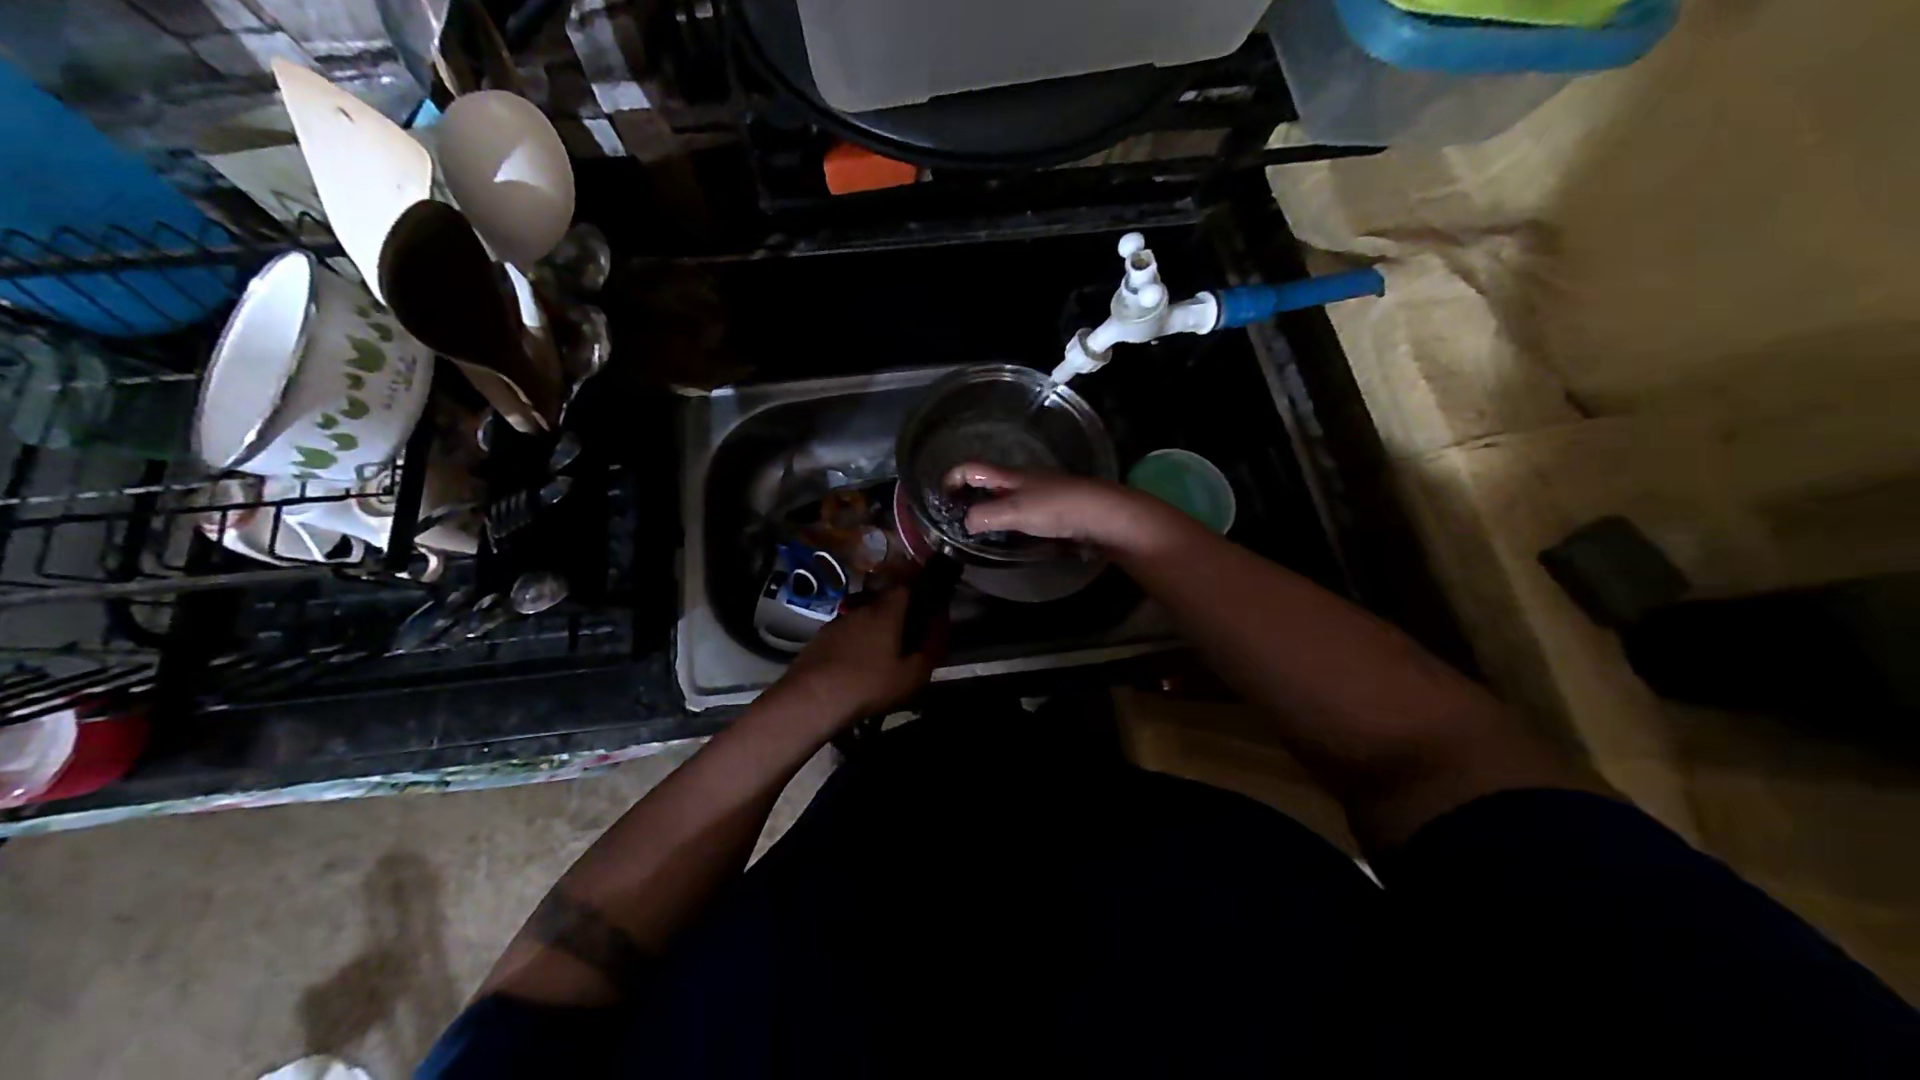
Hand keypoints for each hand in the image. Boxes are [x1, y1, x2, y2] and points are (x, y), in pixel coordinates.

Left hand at [775, 585, 936, 722]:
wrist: (812, 698)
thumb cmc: (869, 683)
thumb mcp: (912, 674)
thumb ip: (932, 647)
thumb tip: (940, 624)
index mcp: (887, 610)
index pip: (906, 586)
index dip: (919, 593)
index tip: (927, 608)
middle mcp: (861, 608)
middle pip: (884, 602)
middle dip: (897, 615)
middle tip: (906, 638)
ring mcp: (837, 622)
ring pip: (863, 618)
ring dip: (874, 631)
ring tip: (880, 655)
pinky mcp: (819, 639)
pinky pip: (846, 634)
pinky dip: (855, 643)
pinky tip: (855, 665)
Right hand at [941, 462, 1173, 550]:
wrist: (1103, 515)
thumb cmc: (1055, 508)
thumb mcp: (1014, 512)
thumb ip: (984, 516)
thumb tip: (965, 522)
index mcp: (1010, 475)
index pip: (972, 468)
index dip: (953, 478)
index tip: (941, 498)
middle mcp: (1024, 479)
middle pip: (990, 484)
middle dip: (972, 498)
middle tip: (960, 521)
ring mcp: (1042, 493)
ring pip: (1009, 499)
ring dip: (994, 512)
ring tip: (984, 535)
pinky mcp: (1057, 509)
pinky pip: (1026, 513)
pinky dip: (1014, 523)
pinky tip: (1016, 538)